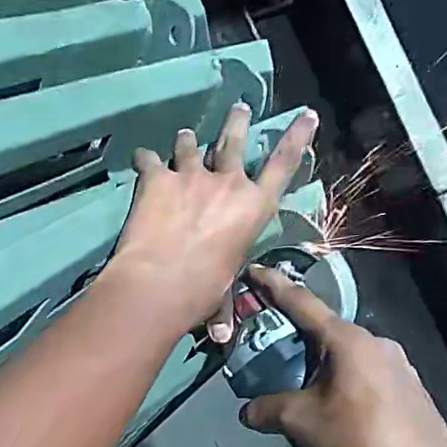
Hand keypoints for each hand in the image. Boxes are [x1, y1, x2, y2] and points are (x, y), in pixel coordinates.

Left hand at [104, 104, 318, 336]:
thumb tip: (222, 339)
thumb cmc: (202, 292)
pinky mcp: (157, 178)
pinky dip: (146, 160)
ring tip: (184, 136)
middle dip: (238, 121)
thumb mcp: (222, 292)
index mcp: (253, 208)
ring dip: (187, 140)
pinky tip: (140, 160)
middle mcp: (227, 183)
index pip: (284, 164)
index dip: (298, 136)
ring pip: (191, 144)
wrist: (159, 282)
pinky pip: (150, 159)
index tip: (307, 114)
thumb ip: (223, 307)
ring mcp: (191, 175)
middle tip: (239, 106)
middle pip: (235, 141)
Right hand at [238, 266, 446, 446]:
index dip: (273, 285)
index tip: (254, 270)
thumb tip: (247, 412)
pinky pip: (365, 369)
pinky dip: (342, 375)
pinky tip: (336, 401)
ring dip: (321, 358)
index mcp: (346, 339)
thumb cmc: (360, 436)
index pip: (302, 302)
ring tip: (300, 379)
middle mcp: (374, 340)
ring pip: (347, 351)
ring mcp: (396, 361)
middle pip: (325, 327)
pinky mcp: (408, 384)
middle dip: (295, 331)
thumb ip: (269, 410)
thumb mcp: (303, 422)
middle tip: (269, 340)